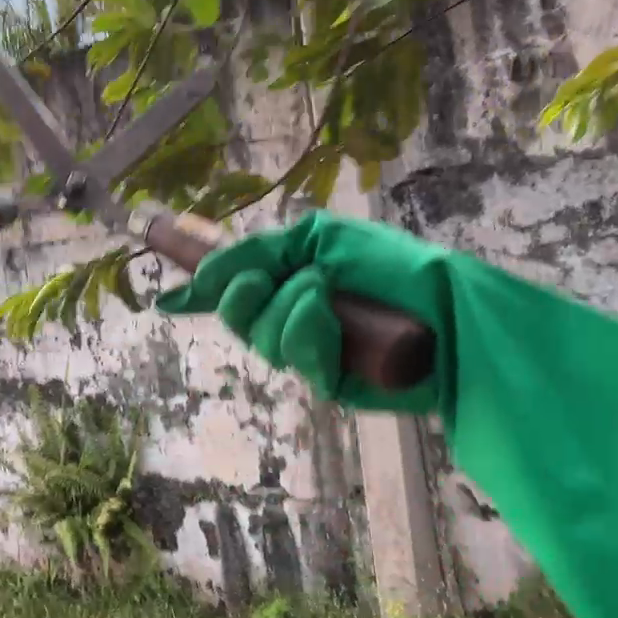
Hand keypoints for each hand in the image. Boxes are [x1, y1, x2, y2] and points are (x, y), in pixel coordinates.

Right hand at [156, 212, 451, 414]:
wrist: (449, 304)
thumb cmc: (388, 264)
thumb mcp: (317, 238)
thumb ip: (256, 252)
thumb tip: (199, 276)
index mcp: (287, 281)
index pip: (231, 290)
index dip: (198, 295)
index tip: (168, 301)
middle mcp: (291, 316)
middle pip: (236, 317)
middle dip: (244, 294)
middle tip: (265, 279)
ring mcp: (308, 350)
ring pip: (261, 337)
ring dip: (287, 306)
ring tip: (323, 291)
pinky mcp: (326, 380)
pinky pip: (293, 354)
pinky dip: (306, 329)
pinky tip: (330, 320)